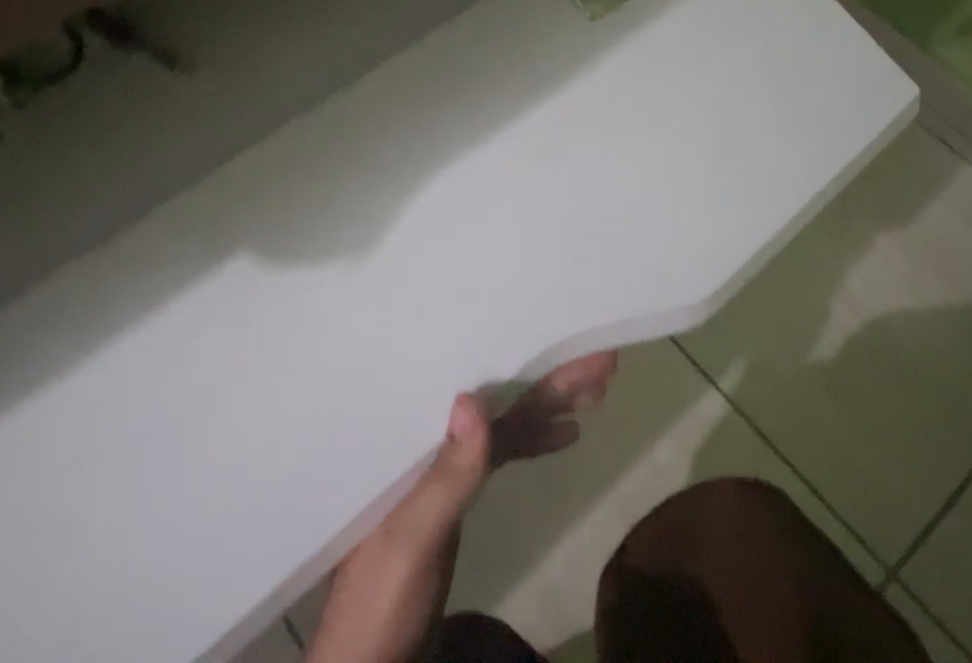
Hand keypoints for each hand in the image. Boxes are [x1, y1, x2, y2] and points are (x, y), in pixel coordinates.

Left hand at [304, 353, 616, 662]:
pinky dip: (531, 440)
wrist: (373, 660)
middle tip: (599, 360)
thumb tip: (472, 398)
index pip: (463, 387)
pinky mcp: (454, 496)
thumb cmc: (379, 596)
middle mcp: (419, 443)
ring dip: (545, 404)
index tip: (560, 340)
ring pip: (499, 425)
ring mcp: (439, 470)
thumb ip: (444, 477)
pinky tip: (567, 431)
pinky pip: (499, 455)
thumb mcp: (412, 538)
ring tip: (596, 385)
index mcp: (400, 439)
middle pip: (488, 400)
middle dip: (541, 378)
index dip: (511, 361)